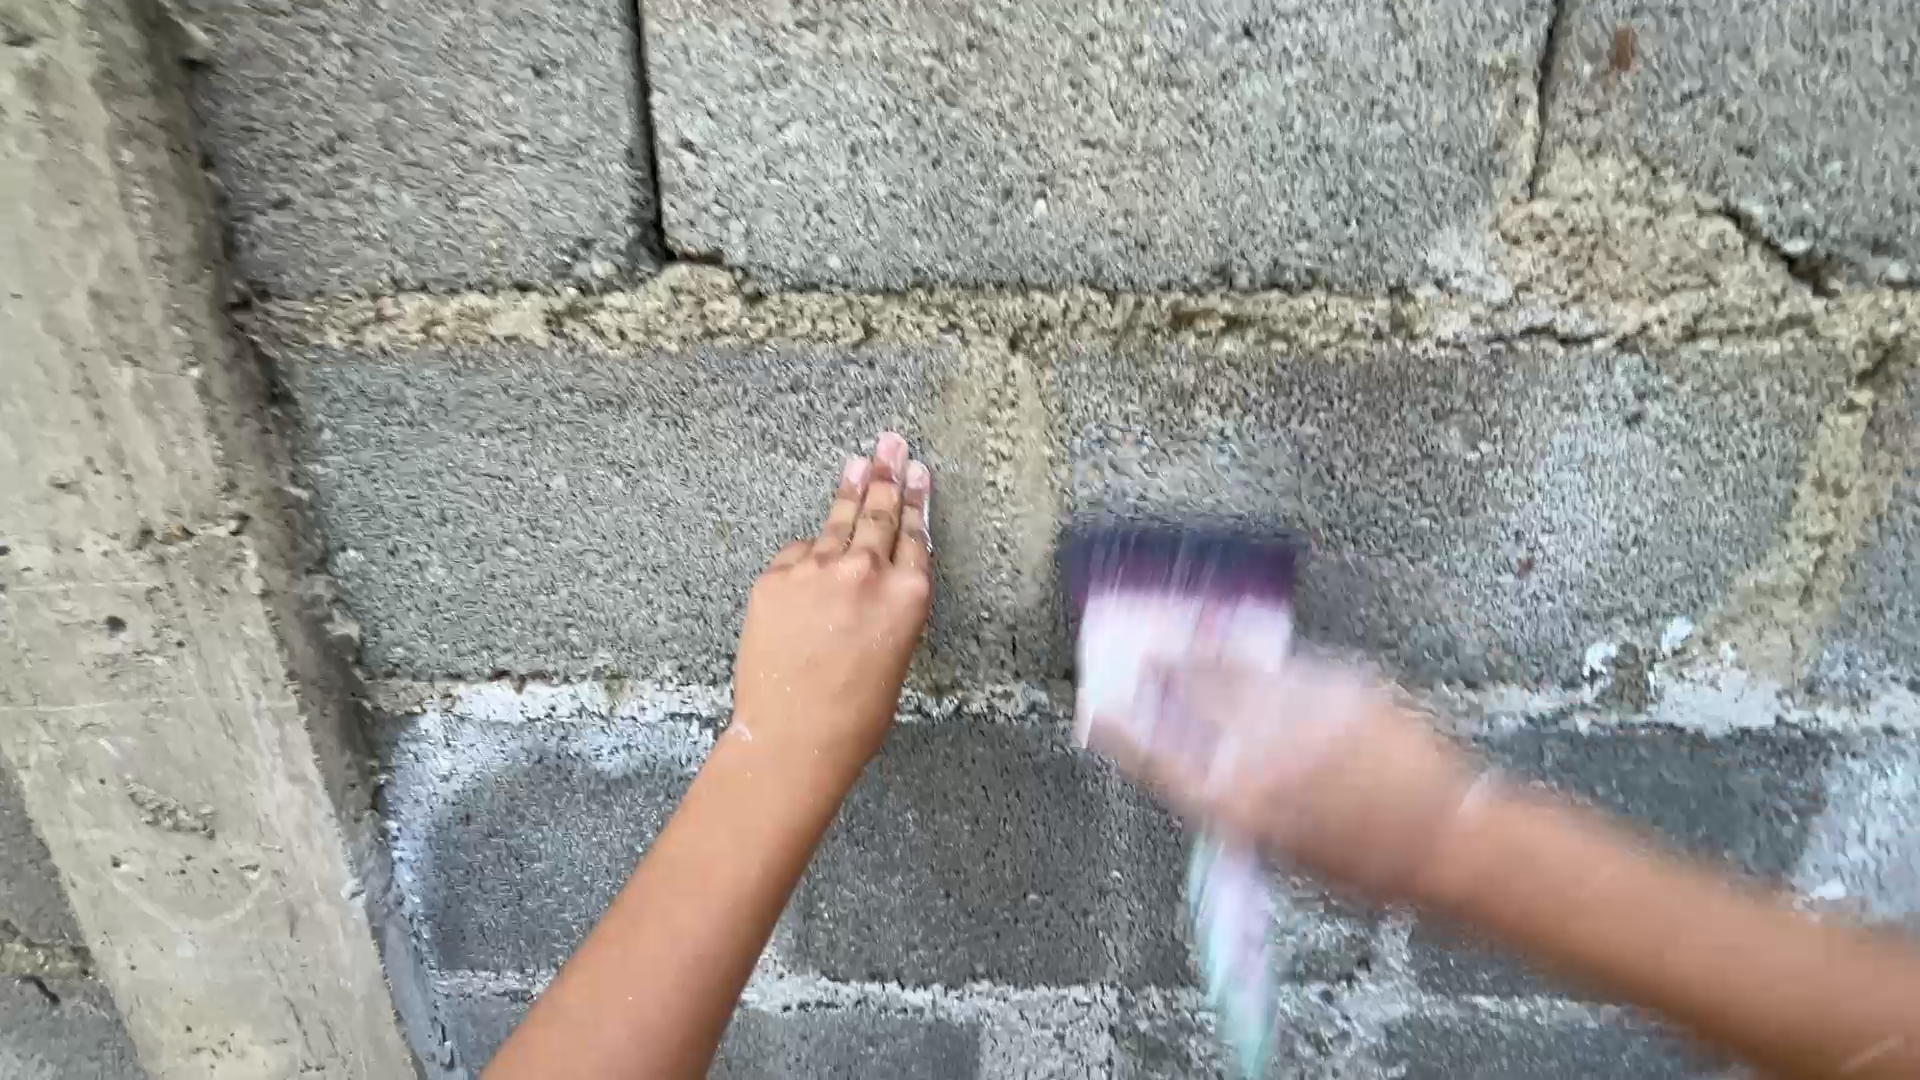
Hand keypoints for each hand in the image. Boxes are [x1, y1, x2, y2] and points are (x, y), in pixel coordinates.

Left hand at [730, 431, 933, 768]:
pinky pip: (797, 553)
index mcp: (908, 595)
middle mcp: (868, 571)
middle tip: (891, 444)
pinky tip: (811, 556)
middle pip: (880, 512)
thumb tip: (874, 575)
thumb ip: (889, 603)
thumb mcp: (896, 651)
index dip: (916, 500)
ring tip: (859, 462)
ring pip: (838, 521)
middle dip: (887, 474)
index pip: (915, 533)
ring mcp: (818, 569)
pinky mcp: (777, 576)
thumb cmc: (856, 712)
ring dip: (850, 489)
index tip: (916, 474)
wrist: (795, 736)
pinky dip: (807, 555)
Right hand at [1086, 657, 1475, 901]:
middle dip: (1163, 672)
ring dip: (1204, 658)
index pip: (1158, 759)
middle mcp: (1260, 748)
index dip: (1122, 732)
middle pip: (1192, 696)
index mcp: (1238, 802)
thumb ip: (1230, 800)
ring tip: (1186, 645)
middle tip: (1146, 657)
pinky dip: (1264, 667)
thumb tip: (1197, 764)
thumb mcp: (1276, 849)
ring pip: (1233, 670)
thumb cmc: (1359, 862)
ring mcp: (1299, 708)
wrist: (1445, 837)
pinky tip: (1257, 665)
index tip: (1099, 711)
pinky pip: (1284, 667)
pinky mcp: (1334, 683)